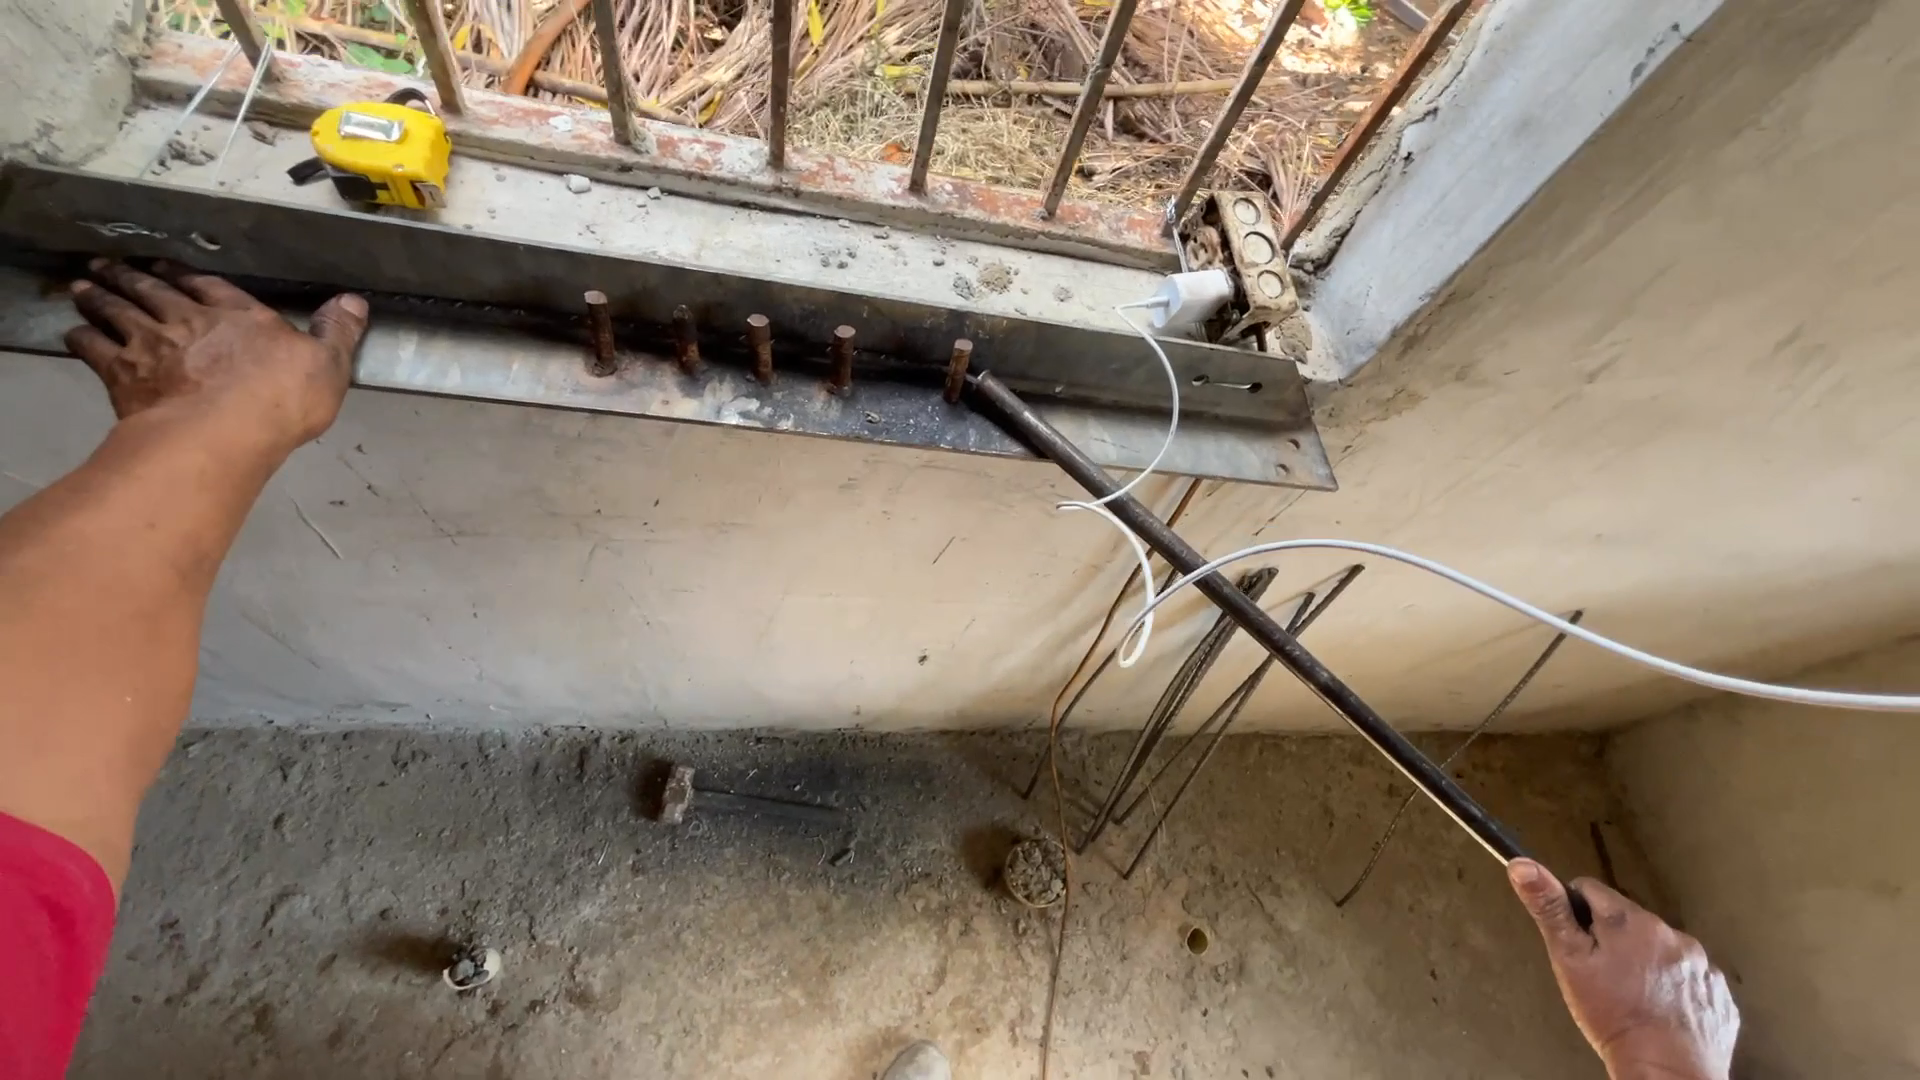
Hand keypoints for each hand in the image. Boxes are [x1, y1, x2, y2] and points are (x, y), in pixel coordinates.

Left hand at [66, 259, 367, 453]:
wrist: (222, 432)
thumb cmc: (284, 399)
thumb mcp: (329, 365)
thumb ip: (338, 331)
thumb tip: (354, 300)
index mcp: (241, 315)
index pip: (209, 286)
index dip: (186, 275)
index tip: (167, 267)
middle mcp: (189, 319)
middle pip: (152, 290)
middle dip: (129, 276)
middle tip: (109, 267)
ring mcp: (150, 343)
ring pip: (115, 310)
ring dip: (97, 298)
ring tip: (84, 290)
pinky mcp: (121, 370)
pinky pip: (90, 345)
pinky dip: (81, 336)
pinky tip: (78, 335)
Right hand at [1508, 859, 1738, 1078]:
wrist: (1668, 1074)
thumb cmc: (1610, 1013)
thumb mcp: (1568, 958)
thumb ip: (1548, 907)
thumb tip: (1521, 863)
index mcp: (1630, 919)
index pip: (1588, 889)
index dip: (1574, 912)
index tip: (1575, 942)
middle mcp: (1672, 933)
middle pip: (1626, 919)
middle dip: (1610, 937)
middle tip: (1599, 972)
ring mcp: (1703, 966)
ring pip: (1658, 946)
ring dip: (1643, 959)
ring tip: (1631, 993)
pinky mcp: (1721, 995)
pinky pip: (1687, 975)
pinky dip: (1672, 985)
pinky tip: (1660, 1008)